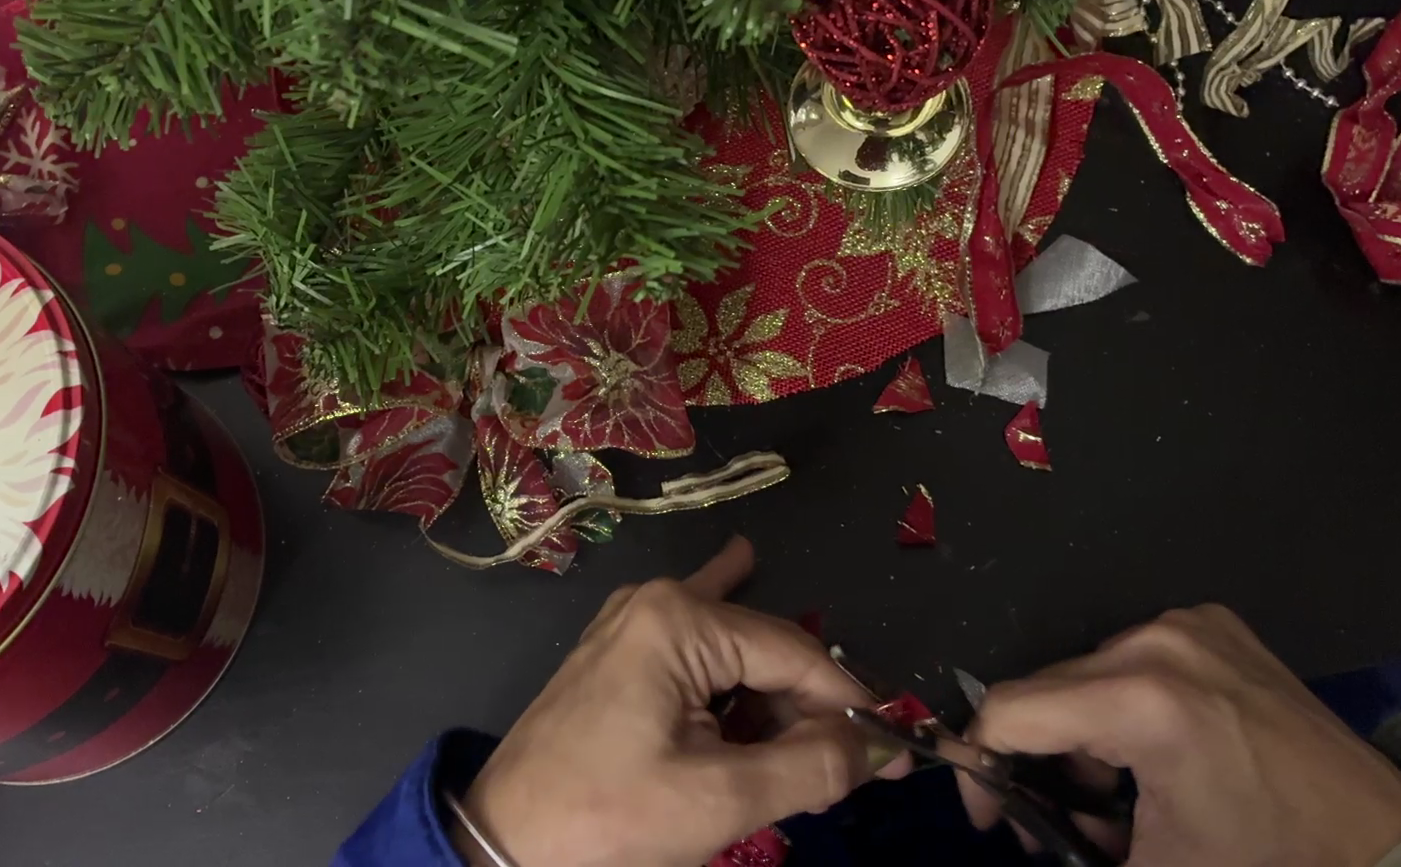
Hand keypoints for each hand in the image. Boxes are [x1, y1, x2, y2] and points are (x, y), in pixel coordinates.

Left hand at [456, 536, 896, 866]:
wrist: (504, 841)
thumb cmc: (607, 818)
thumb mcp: (717, 800)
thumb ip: (809, 767)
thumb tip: (880, 748)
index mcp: (681, 620)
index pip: (795, 654)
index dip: (851, 706)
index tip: (897, 753)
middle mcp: (660, 601)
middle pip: (765, 650)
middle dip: (805, 709)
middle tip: (835, 777)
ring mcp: (636, 618)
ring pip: (733, 649)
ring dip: (768, 701)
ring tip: (789, 759)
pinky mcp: (624, 644)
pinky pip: (693, 632)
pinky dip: (726, 633)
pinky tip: (742, 561)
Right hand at [960, 605, 1400, 866]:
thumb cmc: (1274, 865)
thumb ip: (1062, 837)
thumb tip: (1007, 816)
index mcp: (1140, 702)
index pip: (1012, 711)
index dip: (980, 761)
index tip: (988, 814)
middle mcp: (1152, 641)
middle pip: (1046, 689)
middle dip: (1035, 754)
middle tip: (1058, 814)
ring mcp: (1183, 624)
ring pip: (1081, 671)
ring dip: (1077, 727)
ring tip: (1116, 782)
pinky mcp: (1208, 621)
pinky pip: (1128, 655)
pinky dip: (1119, 699)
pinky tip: (1156, 741)